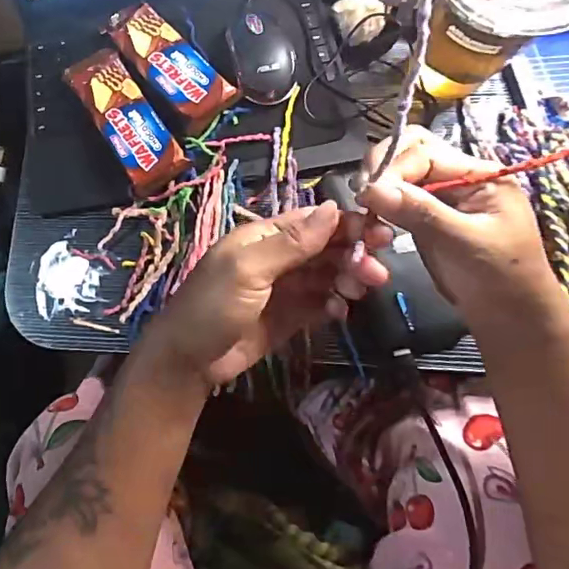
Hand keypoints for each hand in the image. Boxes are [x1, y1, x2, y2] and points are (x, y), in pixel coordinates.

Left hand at [145, 202, 391, 387]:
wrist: (189, 360)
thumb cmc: (212, 306)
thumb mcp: (248, 269)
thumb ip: (291, 243)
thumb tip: (332, 209)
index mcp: (263, 238)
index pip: (312, 223)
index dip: (346, 225)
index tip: (380, 233)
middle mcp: (276, 259)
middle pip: (324, 248)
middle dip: (352, 255)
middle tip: (376, 271)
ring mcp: (283, 289)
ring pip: (325, 275)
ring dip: (347, 279)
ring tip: (361, 290)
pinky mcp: (288, 317)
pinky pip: (319, 304)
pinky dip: (334, 304)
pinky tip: (341, 311)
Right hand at [357, 126, 567, 326]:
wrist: (514, 320)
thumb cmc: (500, 278)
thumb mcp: (462, 241)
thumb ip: (419, 211)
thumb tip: (371, 188)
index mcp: (479, 174)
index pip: (424, 151)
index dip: (392, 167)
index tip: (367, 193)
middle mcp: (458, 178)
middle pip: (411, 152)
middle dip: (383, 168)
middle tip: (363, 195)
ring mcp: (442, 197)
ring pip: (401, 174)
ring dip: (380, 187)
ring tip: (367, 210)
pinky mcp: (427, 217)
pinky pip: (398, 198)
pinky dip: (382, 204)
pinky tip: (374, 219)